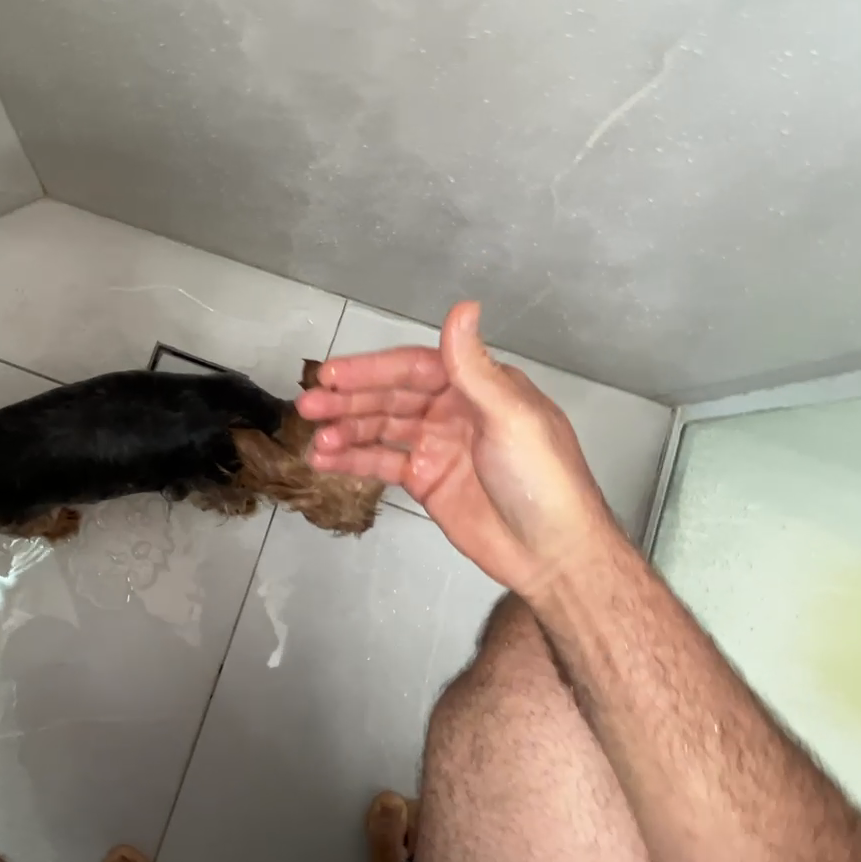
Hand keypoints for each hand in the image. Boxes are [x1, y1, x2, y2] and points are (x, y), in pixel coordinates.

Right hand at [296, 302, 620, 595]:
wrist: (553, 555)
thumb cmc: (542, 480)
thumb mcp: (511, 417)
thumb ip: (475, 367)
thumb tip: (463, 306)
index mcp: (475, 386)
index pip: (412, 368)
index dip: (370, 370)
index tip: (331, 375)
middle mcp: (450, 409)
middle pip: (389, 396)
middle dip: (347, 401)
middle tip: (308, 406)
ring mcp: (434, 445)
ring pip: (379, 428)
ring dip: (344, 431)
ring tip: (314, 440)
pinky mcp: (423, 479)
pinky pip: (380, 461)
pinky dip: (351, 459)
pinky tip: (323, 460)